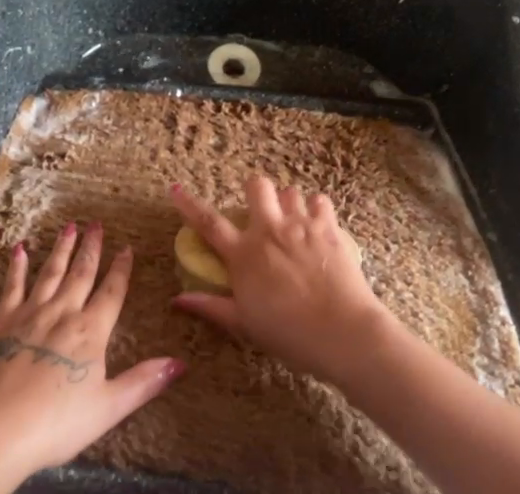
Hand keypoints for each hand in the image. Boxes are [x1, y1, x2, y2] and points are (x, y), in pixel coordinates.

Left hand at [0, 222, 184, 488]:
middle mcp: (63, 313)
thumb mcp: (109, 407)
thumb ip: (144, 382)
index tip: (126, 247)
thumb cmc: (58, 423)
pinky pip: (12, 287)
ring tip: (69, 226)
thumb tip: (181, 363)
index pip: (111, 292)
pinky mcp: (3, 323)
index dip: (121, 269)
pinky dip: (17, 266)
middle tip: (97, 224)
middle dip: (91, 248)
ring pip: (50, 273)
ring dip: (61, 249)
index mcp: (91, 331)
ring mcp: (31, 314)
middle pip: (81, 274)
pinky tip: (20, 249)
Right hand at [171, 177, 393, 382]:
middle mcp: (270, 231)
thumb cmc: (290, 334)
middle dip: (256, 193)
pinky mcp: (329, 228)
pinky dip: (316, 209)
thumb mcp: (245, 324)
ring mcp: (301, 225)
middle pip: (257, 186)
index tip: (175, 189)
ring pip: (290, 191)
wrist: (343, 332)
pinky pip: (320, 201)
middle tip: (261, 213)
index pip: (208, 222)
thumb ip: (212, 307)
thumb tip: (178, 300)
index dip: (189, 205)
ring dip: (287, 203)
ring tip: (292, 222)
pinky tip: (317, 226)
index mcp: (244, 254)